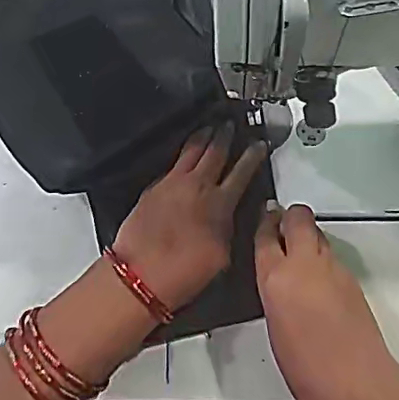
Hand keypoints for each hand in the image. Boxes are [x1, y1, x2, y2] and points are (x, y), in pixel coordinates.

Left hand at [112, 127, 265, 309]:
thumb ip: (227, 228)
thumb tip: (227, 217)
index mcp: (219, 203)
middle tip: (230, 124)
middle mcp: (196, 187)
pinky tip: (183, 155)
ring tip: (208, 127)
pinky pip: (172, 164)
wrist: (140, 274)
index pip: (242, 171)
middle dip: (225, 136)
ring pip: (190, 151)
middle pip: (215, 151)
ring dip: (202, 137)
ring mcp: (172, 183)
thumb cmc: (181, 271)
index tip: (257, 145)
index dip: (252, 156)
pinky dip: (181, 154)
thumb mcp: (221, 255)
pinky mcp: (153, 188)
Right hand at [256, 204, 398, 399]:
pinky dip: (324, 260)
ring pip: (319, 234)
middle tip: (282, 224)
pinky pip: (333, 257)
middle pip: (298, 217)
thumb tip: (276, 282)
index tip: (263, 221)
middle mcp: (306, 265)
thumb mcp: (274, 329)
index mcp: (276, 277)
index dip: (264, 224)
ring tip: (300, 256)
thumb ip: (274, 294)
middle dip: (289, 217)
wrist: (360, 391)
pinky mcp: (354, 281)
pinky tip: (319, 282)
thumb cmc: (313, 374)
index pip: (265, 233)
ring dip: (309, 237)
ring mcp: (334, 270)